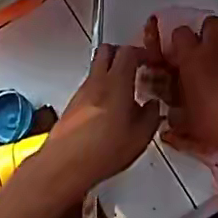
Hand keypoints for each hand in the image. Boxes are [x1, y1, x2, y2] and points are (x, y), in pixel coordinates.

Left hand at [40, 44, 162, 194]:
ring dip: (111, 72)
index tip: (150, 62)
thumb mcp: (140, 137)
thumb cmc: (100, 152)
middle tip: (136, 67)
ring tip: (125, 91)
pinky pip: (89, 86)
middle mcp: (96, 82)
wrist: (64, 166)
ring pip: (96, 68)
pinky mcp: (72, 104)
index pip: (129, 52)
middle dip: (123, 54)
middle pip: (107, 50)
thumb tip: (153, 107)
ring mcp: (81, 92)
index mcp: (116, 83)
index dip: (142, 53)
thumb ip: (151, 116)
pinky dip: (100, 89)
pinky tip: (109, 109)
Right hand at [144, 15, 217, 161]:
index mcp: (192, 58)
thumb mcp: (187, 122)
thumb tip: (174, 112)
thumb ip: (177, 111)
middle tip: (203, 50)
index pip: (180, 33)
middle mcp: (216, 49)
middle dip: (206, 32)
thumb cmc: (216, 124)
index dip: (179, 41)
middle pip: (210, 22)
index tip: (178, 54)